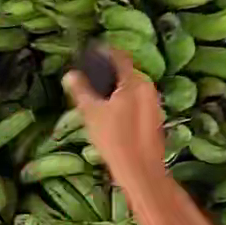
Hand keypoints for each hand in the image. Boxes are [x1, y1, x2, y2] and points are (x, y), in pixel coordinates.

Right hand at [64, 47, 163, 185]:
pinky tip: (112, 116)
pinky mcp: (156, 119)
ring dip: (116, 90)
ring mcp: (154, 104)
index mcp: (135, 82)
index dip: (102, 53)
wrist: (141, 171)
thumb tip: (70, 74)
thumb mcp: (91, 113)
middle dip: (107, 75)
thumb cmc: (115, 140)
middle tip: (88, 81)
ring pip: (132, 89)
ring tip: (97, 99)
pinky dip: (125, 103)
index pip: (119, 56)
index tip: (88, 55)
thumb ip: (80, 91)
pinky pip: (137, 102)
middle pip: (126, 73)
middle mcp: (148, 88)